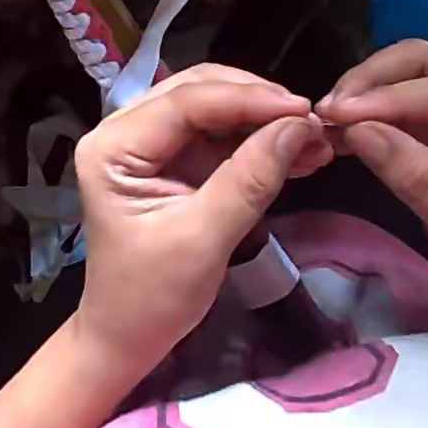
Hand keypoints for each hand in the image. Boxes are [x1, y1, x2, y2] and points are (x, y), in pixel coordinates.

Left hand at [73, 65, 333, 369]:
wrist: (129, 336)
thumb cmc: (152, 297)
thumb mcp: (202, 239)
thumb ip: (249, 179)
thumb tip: (298, 128)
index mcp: (113, 146)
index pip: (185, 102)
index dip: (247, 99)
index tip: (302, 110)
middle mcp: (126, 131)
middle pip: (199, 92)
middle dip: (257, 102)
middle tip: (309, 122)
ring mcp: (152, 142)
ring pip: (215, 107)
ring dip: (264, 119)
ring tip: (315, 138)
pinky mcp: (176, 159)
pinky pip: (222, 135)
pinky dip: (259, 140)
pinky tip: (298, 152)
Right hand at [317, 40, 427, 347]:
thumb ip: (412, 171)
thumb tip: (354, 130)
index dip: (390, 97)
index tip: (337, 113)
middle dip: (374, 80)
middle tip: (330, 108)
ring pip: (414, 73)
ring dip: (369, 90)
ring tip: (330, 116)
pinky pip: (407, 100)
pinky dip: (373, 109)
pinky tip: (344, 126)